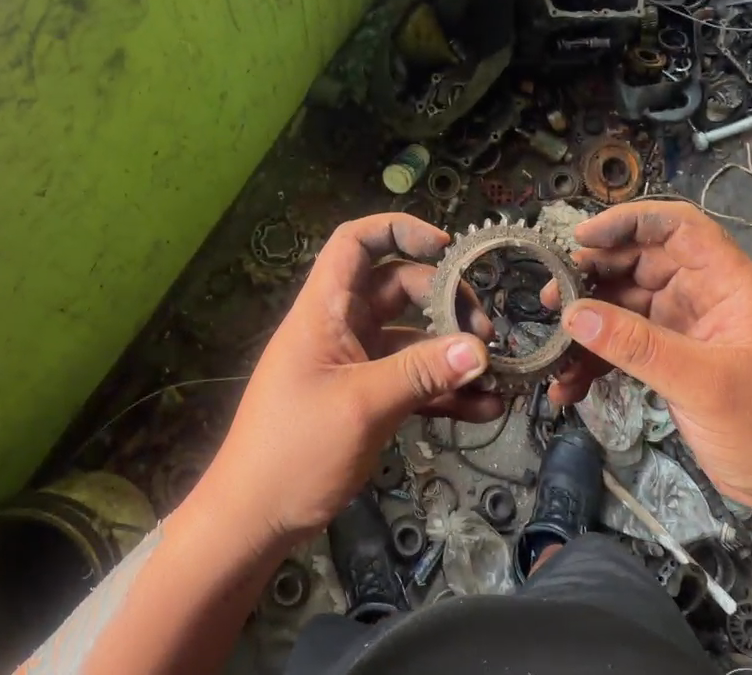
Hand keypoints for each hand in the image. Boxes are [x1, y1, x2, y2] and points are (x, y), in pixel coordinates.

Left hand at [189, 214, 501, 550]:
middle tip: (486, 335)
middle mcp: (341, 327)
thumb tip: (479, 348)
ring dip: (453, 353)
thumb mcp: (362, 405)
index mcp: (324, 309)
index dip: (400, 230)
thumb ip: (421, 373)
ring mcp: (355, 364)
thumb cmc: (295, 449)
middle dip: (446, 303)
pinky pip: (412, 382)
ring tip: (496, 376)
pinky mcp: (367, 400)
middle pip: (399, 288)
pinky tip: (484, 410)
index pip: (356, 243)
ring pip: (412, 338)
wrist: (254, 519)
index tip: (447, 247)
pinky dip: (444, 391)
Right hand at [546, 202, 751, 514]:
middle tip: (553, 295)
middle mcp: (704, 299)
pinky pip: (626, 349)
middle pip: (641, 264)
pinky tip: (569, 385)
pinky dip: (597, 363)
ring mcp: (686, 332)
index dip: (630, 222)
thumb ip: (638, 346)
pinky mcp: (673, 364)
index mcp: (728, 285)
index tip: (581, 239)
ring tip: (552, 343)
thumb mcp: (705, 384)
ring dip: (589, 323)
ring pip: (626, 307)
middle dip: (594, 276)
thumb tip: (573, 315)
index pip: (678, 228)